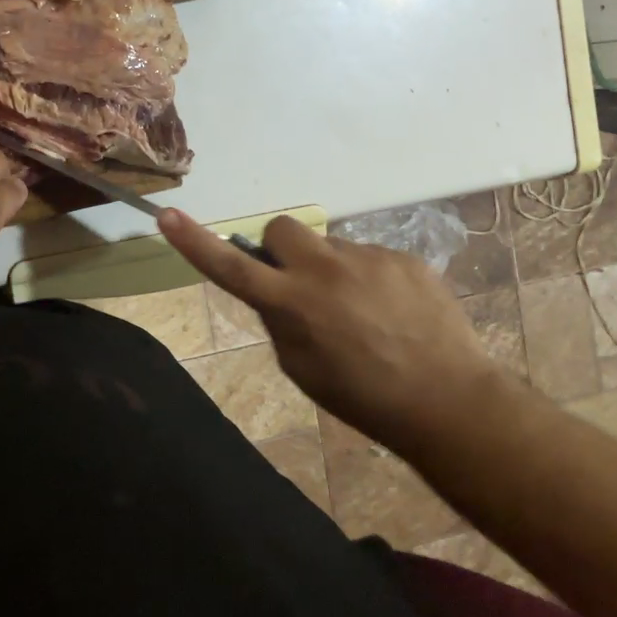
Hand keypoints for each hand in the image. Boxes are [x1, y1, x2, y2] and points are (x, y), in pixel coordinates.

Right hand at [159, 209, 504, 453]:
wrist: (450, 401)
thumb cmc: (364, 397)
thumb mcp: (301, 369)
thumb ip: (278, 322)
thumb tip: (273, 292)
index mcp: (292, 304)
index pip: (230, 266)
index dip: (195, 242)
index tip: (166, 215)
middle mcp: (324, 271)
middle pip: (281, 229)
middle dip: (280, 251)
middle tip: (299, 285)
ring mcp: (368, 258)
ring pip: (330, 248)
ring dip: (331, 271)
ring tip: (363, 314)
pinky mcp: (404, 257)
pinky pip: (370, 258)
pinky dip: (370, 279)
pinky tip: (393, 313)